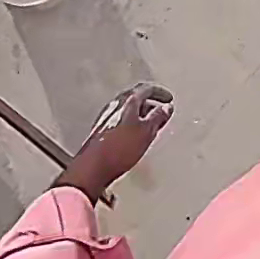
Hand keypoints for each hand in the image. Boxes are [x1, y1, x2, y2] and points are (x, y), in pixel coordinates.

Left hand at [54, 83, 173, 203]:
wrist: (92, 169)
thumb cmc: (117, 149)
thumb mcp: (147, 132)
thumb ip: (158, 117)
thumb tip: (166, 109)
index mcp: (127, 100)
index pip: (146, 89)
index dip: (160, 93)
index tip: (168, 99)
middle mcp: (115, 106)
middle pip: (136, 99)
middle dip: (150, 104)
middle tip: (161, 111)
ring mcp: (106, 119)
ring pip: (128, 111)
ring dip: (141, 116)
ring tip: (150, 127)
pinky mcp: (101, 132)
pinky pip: (120, 122)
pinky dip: (131, 125)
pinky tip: (134, 138)